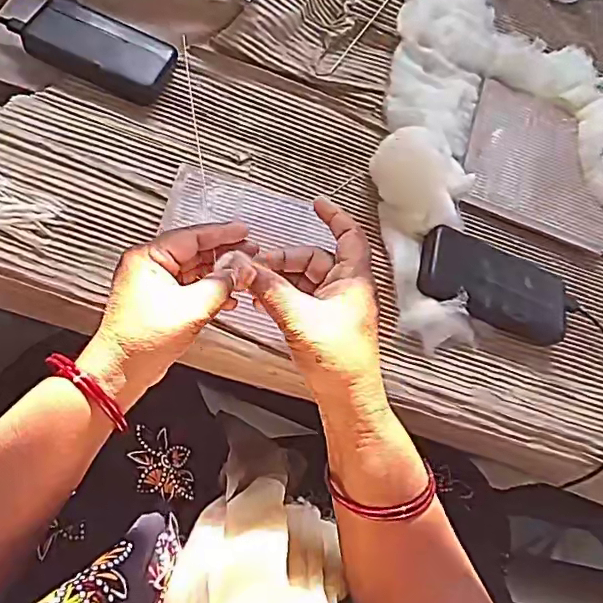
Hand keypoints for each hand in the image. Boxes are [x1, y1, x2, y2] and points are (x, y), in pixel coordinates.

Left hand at [80, 221, 254, 405]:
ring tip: (242, 274)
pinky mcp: (158, 299)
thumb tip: (239, 270)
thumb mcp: (192, 308)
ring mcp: (152, 282)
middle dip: (224, 253)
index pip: (192, 236)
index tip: (241, 231)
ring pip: (194, 268)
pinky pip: (189, 284)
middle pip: (194, 250)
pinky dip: (209, 287)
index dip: (222, 233)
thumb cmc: (140, 342)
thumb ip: (221, 284)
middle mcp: (147, 265)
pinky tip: (226, 295)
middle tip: (248, 252)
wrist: (121, 370)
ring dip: (219, 273)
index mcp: (148, 258)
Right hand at [241, 199, 385, 397]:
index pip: (349, 235)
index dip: (334, 216)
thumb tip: (249, 269)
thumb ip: (270, 289)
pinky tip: (267, 302)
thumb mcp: (298, 318)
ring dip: (281, 279)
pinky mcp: (327, 322)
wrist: (348, 398)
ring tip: (258, 284)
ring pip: (306, 279)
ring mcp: (338, 306)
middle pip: (316, 258)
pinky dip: (284, 295)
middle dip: (285, 259)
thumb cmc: (341, 364)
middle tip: (259, 265)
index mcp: (353, 281)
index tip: (318, 204)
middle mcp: (348, 290)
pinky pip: (304, 297)